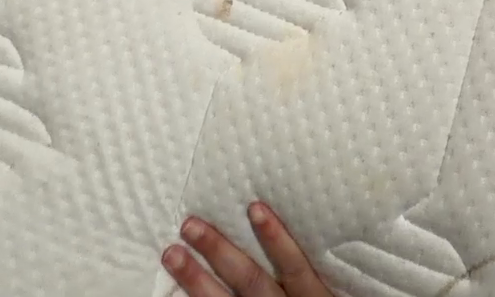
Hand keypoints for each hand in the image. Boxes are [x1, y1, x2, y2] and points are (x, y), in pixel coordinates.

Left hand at [163, 202, 333, 296]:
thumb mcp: (324, 290)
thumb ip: (308, 267)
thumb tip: (277, 213)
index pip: (294, 267)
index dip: (276, 239)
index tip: (254, 207)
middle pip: (251, 282)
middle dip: (219, 253)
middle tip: (189, 225)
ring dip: (196, 281)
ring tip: (171, 254)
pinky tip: (171, 295)